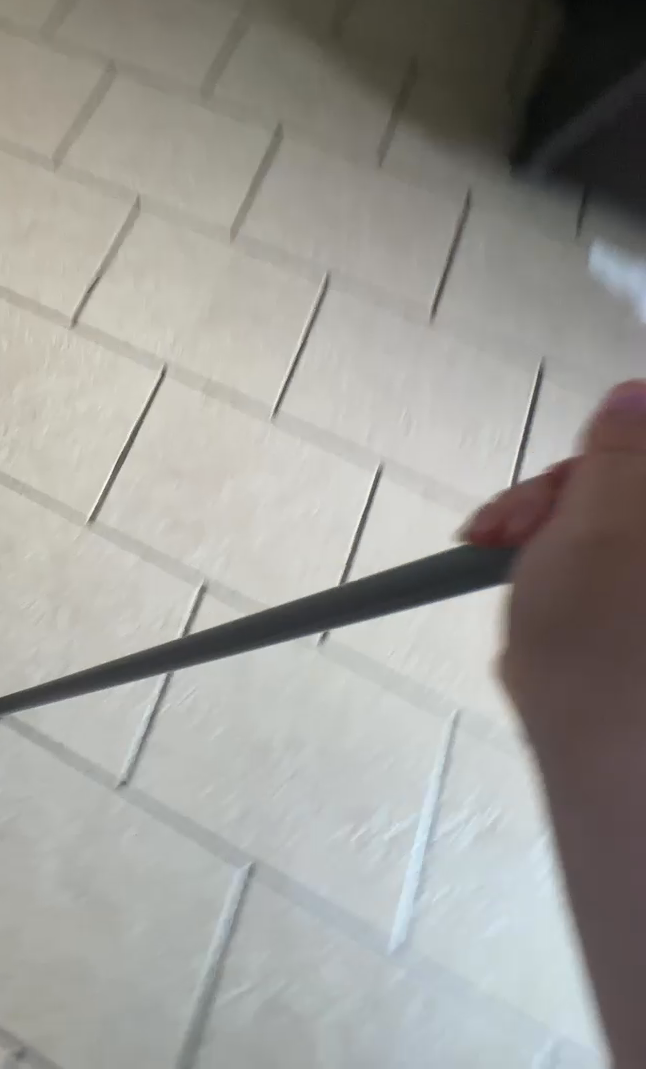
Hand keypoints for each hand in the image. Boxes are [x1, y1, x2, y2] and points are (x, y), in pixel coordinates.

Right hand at [463, 380, 645, 749]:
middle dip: (563, 492)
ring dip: (552, 520)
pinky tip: (536, 572)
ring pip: (617, 513)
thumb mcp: (604, 528)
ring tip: (500, 551)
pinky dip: (567, 549)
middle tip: (502, 530)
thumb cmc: (607, 634)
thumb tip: (638, 391)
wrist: (614, 742)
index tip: (553, 484)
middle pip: (633, 481)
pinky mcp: (635, 597)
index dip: (606, 453)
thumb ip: (628, 455)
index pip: (643, 445)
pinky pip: (612, 547)